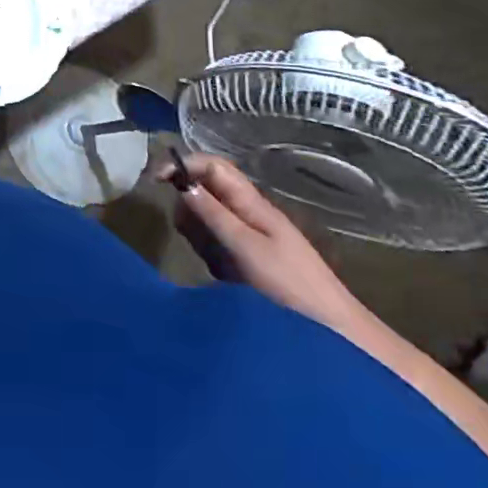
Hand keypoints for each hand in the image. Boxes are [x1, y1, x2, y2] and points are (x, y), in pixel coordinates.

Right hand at [151, 152, 372, 337]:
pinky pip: (217, 236)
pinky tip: (217, 266)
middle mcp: (249, 209)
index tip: (157, 178)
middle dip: (188, 202)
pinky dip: (208, 244)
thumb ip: (215, 214)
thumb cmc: (290, 282)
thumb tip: (184, 183)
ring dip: (197, 227)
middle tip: (185, 230)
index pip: (213, 165)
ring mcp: (250, 230)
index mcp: (251, 201)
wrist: (330, 324)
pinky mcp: (249, 251)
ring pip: (208, 212)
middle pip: (206, 187)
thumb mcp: (246, 246)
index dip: (185, 163)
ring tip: (206, 254)